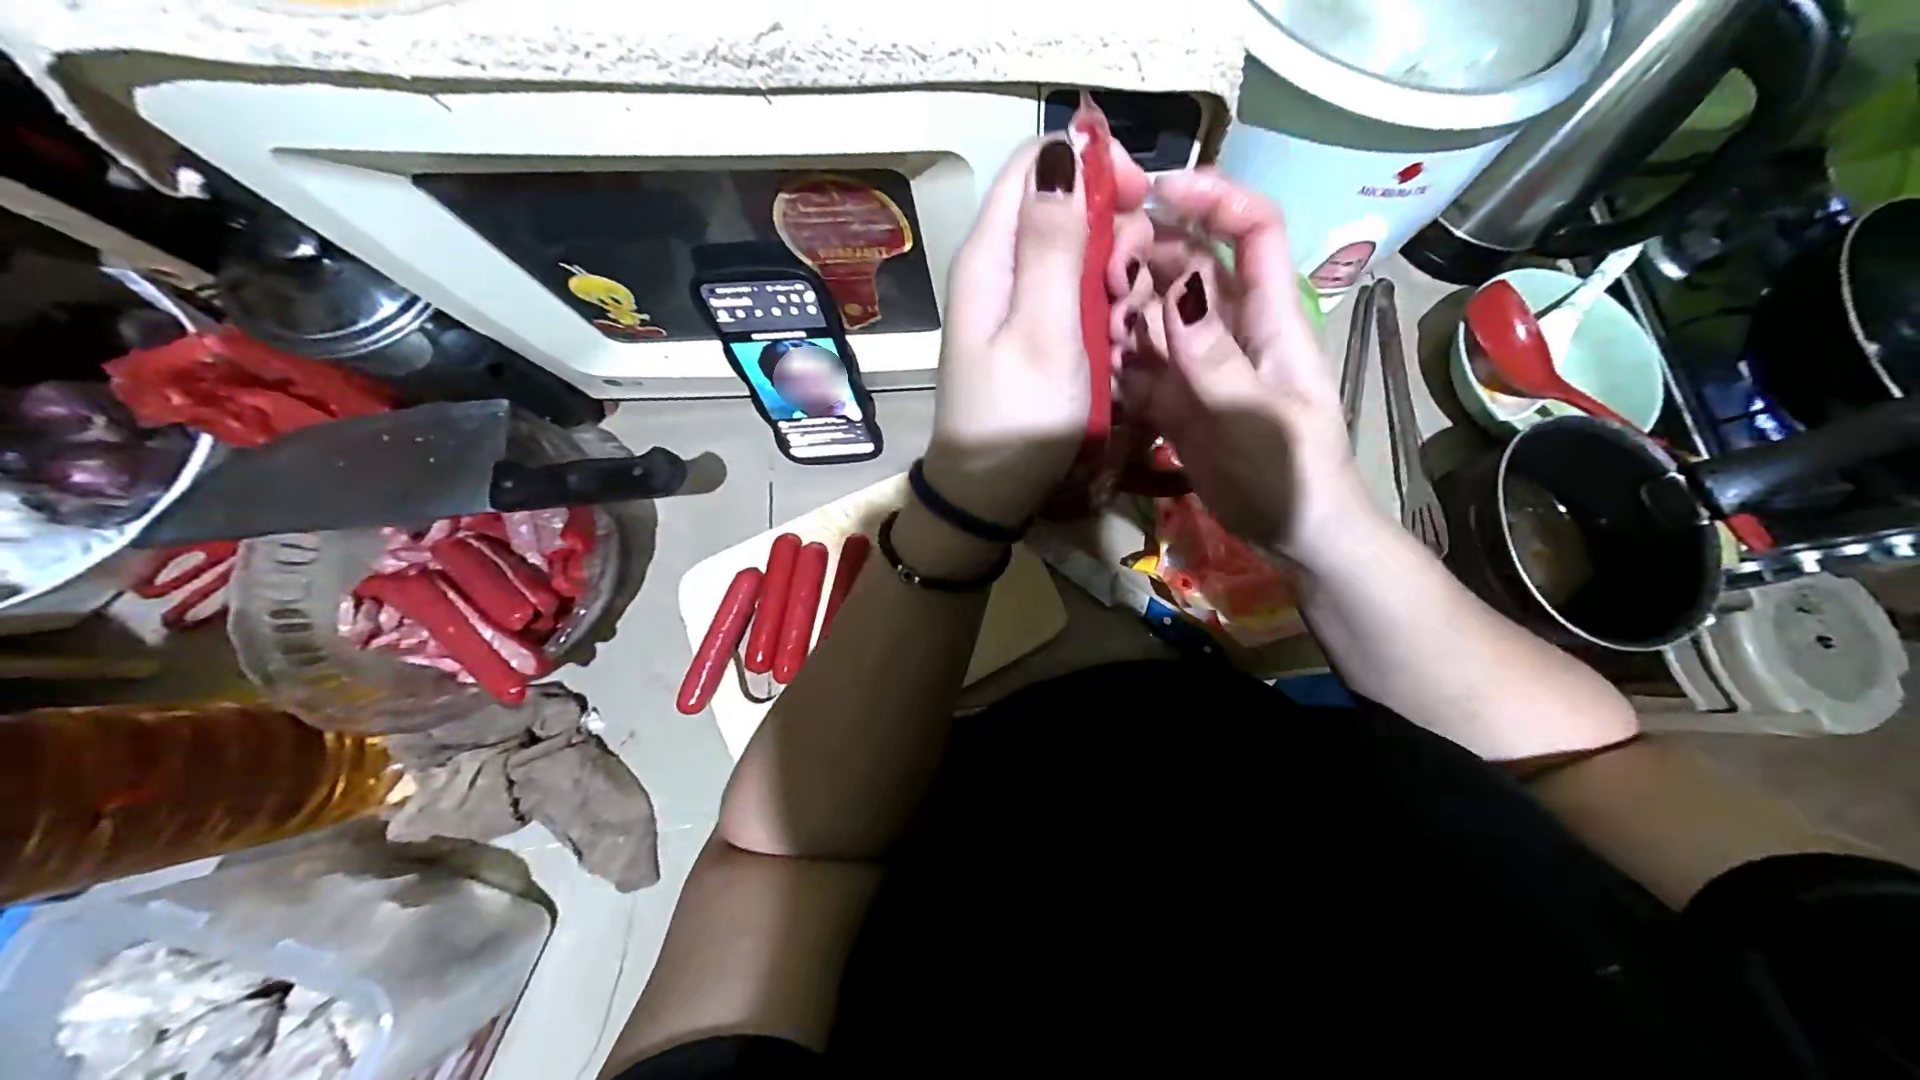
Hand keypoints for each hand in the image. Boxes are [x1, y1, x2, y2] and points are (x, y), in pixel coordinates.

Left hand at [923, 136, 1148, 525]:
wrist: (987, 494)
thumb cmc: (1018, 417)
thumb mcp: (1043, 328)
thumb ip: (1052, 241)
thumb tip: (1064, 147)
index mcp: (990, 255)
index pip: (1036, 163)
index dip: (1091, 165)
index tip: (1140, 202)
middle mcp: (997, 269)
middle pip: (1060, 208)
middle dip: (1110, 235)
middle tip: (1129, 288)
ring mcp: (1012, 304)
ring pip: (1074, 257)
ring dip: (1112, 281)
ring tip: (1123, 329)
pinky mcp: (1028, 335)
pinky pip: (1072, 300)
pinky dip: (1100, 313)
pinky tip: (1112, 348)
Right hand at [1118, 170, 1378, 568]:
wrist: (1293, 532)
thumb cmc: (1292, 473)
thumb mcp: (1257, 416)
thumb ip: (1215, 357)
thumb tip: (1177, 286)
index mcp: (1270, 317)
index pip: (1253, 230)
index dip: (1214, 197)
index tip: (1159, 190)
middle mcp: (1231, 328)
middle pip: (1188, 266)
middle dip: (1147, 259)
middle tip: (1100, 276)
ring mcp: (1200, 364)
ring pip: (1157, 315)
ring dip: (1124, 311)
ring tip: (1094, 327)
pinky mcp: (1177, 398)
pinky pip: (1142, 364)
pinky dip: (1118, 360)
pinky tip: (1094, 363)